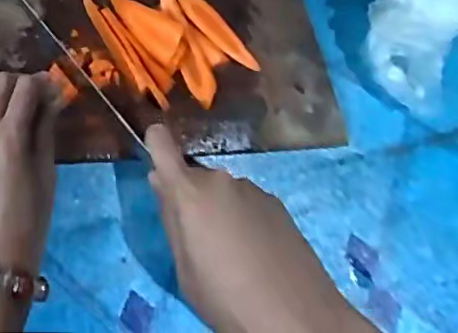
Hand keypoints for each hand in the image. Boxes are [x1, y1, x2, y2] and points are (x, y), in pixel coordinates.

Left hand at [0, 71, 61, 270]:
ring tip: (17, 110)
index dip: (42, 82)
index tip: (55, 89)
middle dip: (20, 82)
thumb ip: (46, 130)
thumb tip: (52, 98)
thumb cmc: (28, 222)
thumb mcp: (46, 174)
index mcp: (8, 136)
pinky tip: (2, 129)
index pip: (24, 87)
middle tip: (38, 98)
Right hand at [146, 124, 370, 332]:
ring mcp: (250, 187)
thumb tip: (159, 182)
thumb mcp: (185, 272)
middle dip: (193, 200)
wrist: (302, 320)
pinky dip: (246, 220)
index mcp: (189, 191)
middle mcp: (218, 178)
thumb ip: (170, 220)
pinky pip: (247, 202)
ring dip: (221, 211)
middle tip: (204, 242)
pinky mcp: (276, 202)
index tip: (157, 165)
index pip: (160, 142)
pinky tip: (261, 256)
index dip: (155, 145)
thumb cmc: (229, 301)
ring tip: (237, 255)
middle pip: (194, 178)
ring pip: (222, 191)